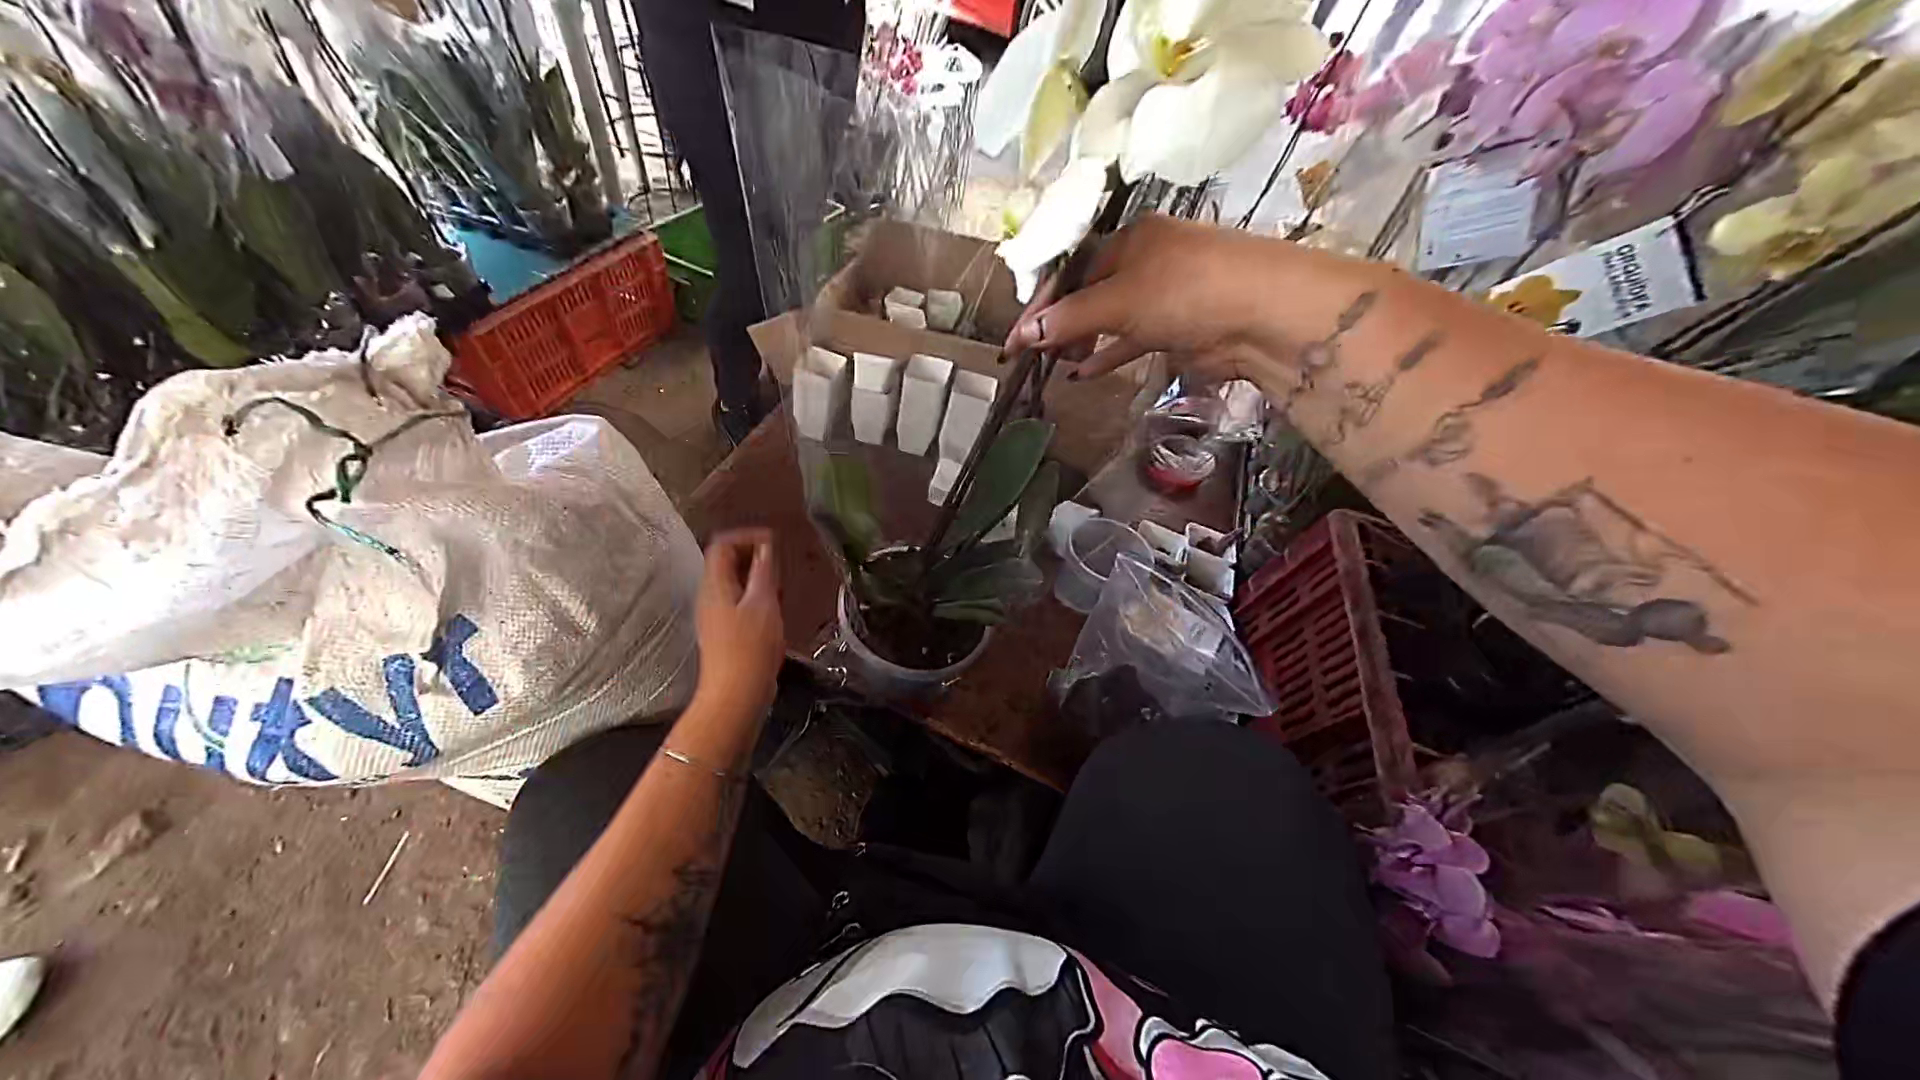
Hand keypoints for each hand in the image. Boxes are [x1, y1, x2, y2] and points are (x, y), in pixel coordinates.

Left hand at [693, 529, 783, 716]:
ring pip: (733, 583)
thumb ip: (763, 572)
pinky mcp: (725, 632)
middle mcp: (709, 597)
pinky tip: (775, 609)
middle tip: (780, 562)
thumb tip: (765, 547)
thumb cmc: (750, 647)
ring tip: (781, 584)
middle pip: (725, 562)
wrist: (736, 696)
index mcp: (715, 585)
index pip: (722, 544)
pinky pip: (738, 602)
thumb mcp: (763, 603)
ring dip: (757, 577)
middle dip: (753, 555)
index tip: (773, 541)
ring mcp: (715, 616)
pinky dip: (756, 596)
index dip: (746, 536)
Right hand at [1003, 215, 1367, 399]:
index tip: (1014, 338)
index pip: (1071, 269)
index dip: (1039, 304)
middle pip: (1088, 292)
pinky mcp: (1177, 328)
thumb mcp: (1120, 300)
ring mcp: (1164, 295)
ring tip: (1054, 363)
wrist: (1261, 314)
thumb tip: (1025, 334)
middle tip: (1032, 354)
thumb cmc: (1184, 290)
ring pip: (1109, 318)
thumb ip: (1070, 319)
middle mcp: (1145, 260)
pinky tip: (1083, 374)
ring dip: (1082, 341)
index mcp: (1130, 237)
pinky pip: (1131, 341)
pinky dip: (1109, 356)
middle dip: (1058, 324)